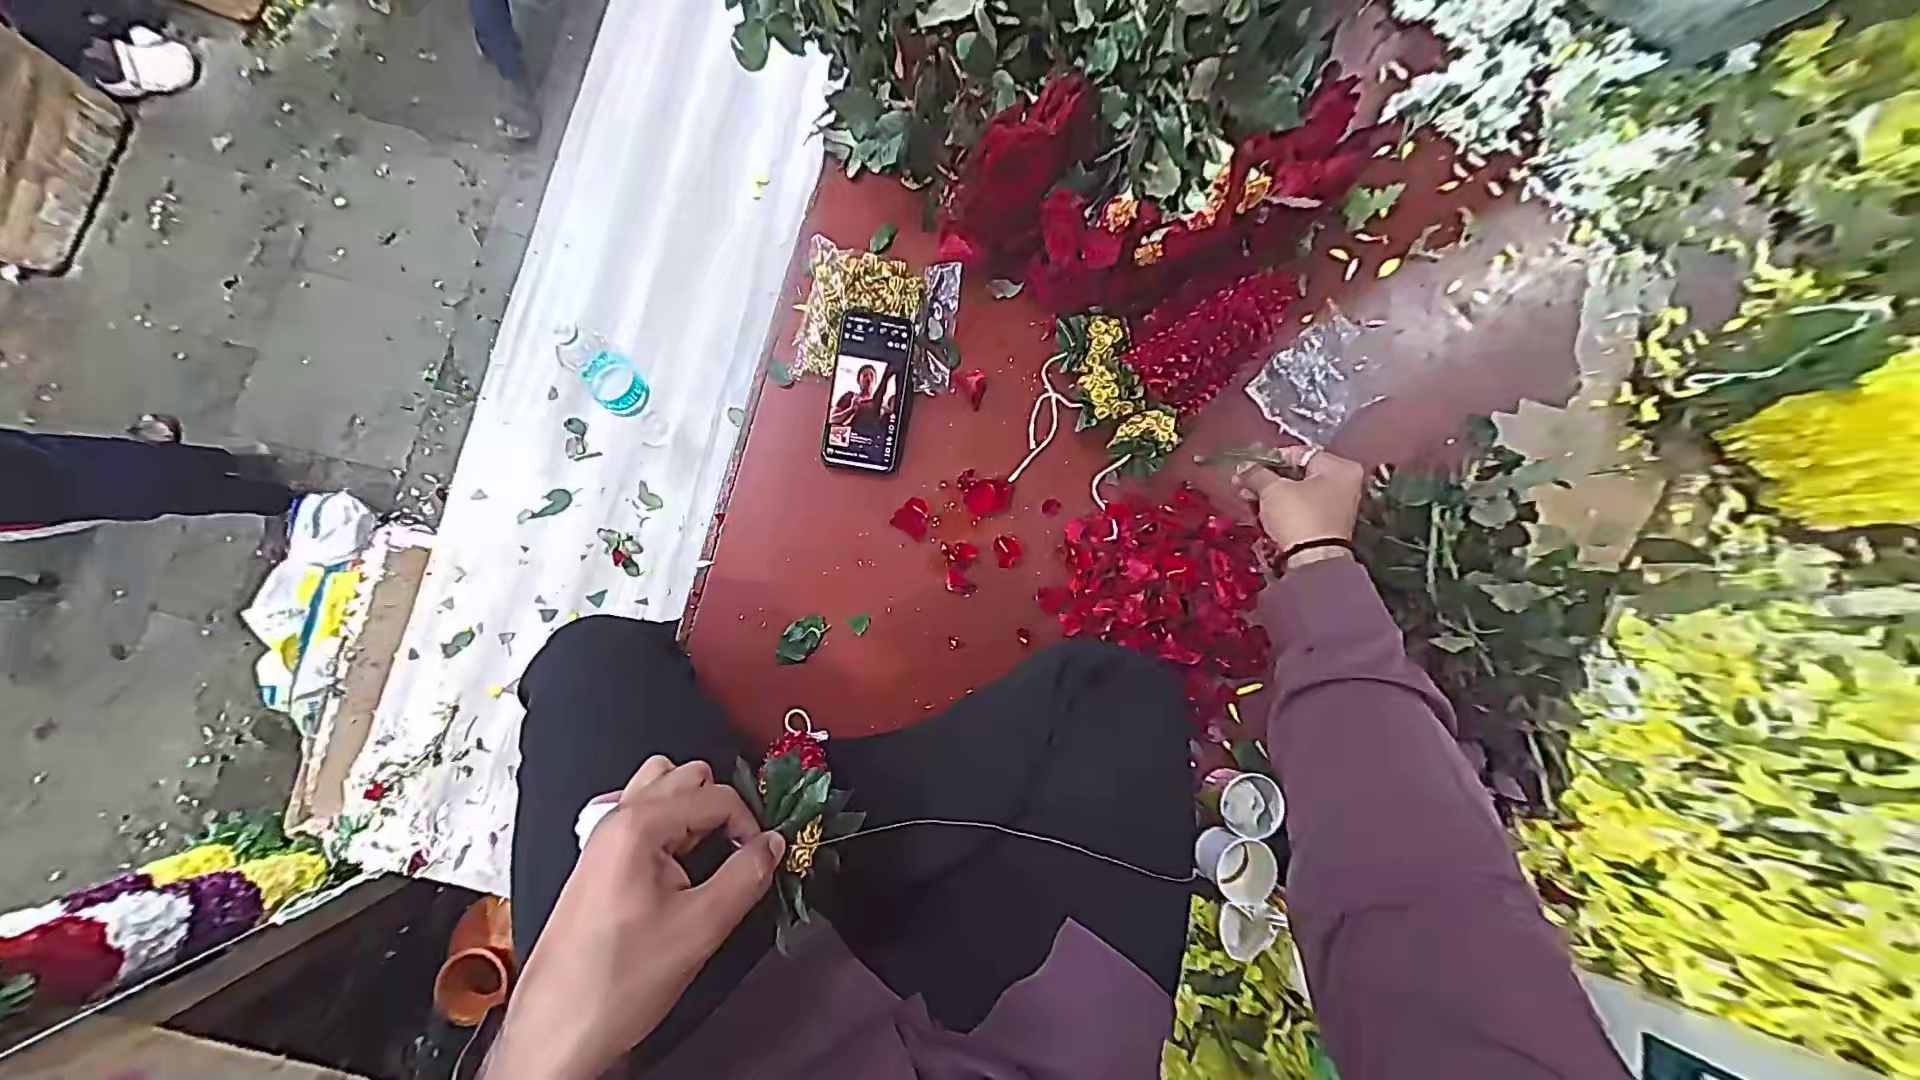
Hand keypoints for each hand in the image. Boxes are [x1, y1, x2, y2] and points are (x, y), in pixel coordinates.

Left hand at [486, 757, 785, 1079]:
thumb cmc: (616, 984)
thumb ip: (747, 875)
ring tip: (706, 849)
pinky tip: (675, 859)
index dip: (749, 826)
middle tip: (734, 850)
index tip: (757, 860)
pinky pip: (640, 810)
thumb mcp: (700, 928)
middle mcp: (617, 817)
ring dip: (693, 805)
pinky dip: (667, 820)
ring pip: (662, 783)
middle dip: (721, 807)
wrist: (552, 1039)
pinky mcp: (597, 858)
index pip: (719, 796)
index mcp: (639, 825)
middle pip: (689, 776)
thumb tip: (773, 844)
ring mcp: (602, 835)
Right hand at [1234, 446, 1365, 569]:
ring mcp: (1337, 504)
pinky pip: (1301, 506)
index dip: (1270, 458)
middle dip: (1268, 478)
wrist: (1310, 558)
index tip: (1249, 466)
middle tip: (1244, 481)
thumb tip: (1243, 467)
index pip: (1299, 453)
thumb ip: (1256, 474)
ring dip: (1271, 493)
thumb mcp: (1272, 490)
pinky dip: (1282, 506)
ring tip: (1248, 496)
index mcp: (1339, 468)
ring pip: (1297, 491)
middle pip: (1298, 473)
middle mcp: (1344, 483)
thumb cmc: (1298, 515)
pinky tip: (1261, 508)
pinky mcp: (1326, 522)